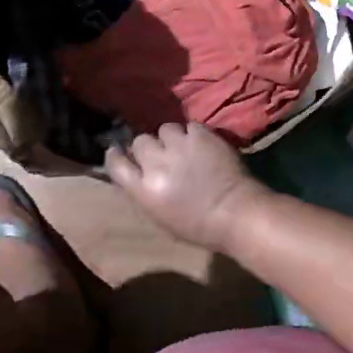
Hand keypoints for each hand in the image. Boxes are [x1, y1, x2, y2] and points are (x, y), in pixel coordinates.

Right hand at [105, 122, 271, 252]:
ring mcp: (179, 146)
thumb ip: (144, 192)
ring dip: (172, 138)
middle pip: (140, 141)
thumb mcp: (160, 217)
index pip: (117, 164)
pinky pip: (189, 126)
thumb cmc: (198, 226)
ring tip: (184, 147)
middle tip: (163, 154)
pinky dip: (194, 134)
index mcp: (144, 190)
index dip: (116, 155)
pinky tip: (202, 145)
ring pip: (164, 129)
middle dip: (149, 147)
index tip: (119, 151)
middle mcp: (157, 164)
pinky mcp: (201, 135)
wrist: (236, 213)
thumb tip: (137, 174)